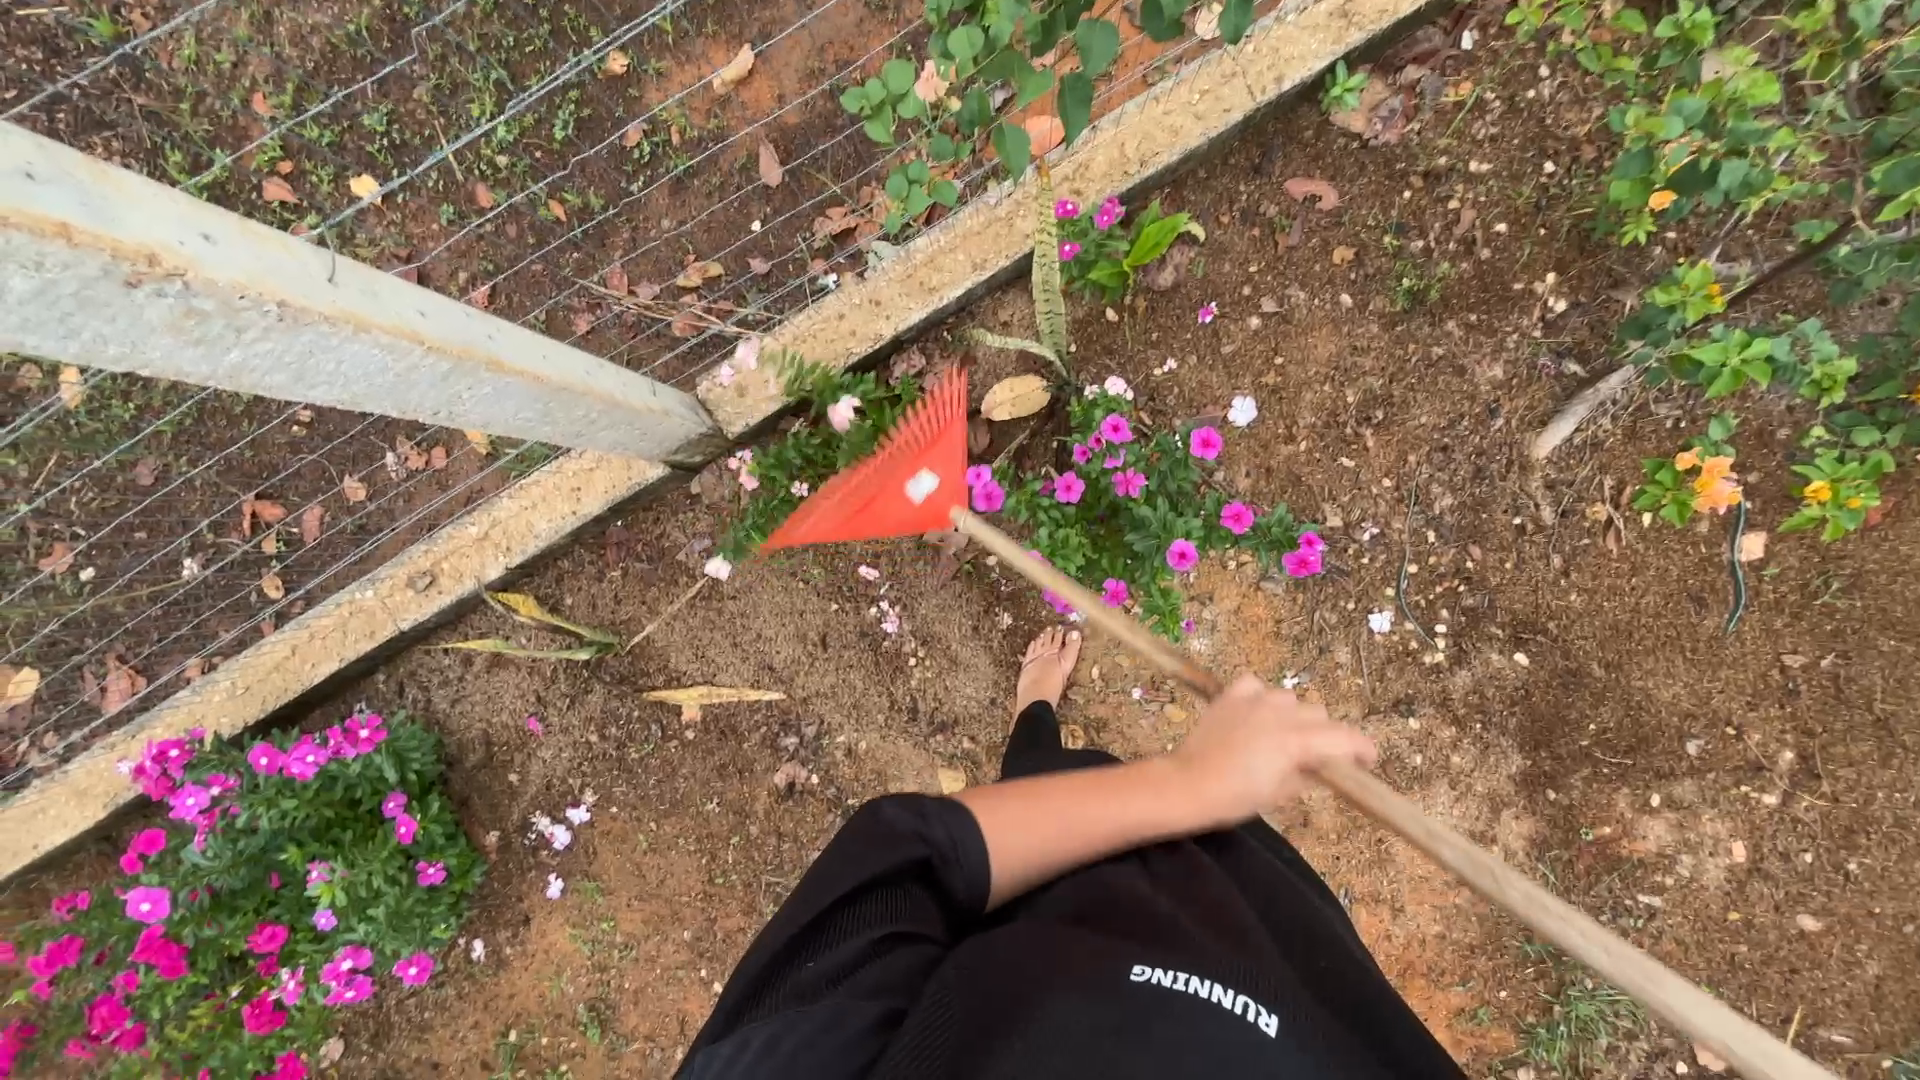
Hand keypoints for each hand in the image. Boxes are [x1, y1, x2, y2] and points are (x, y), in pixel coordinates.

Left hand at [1171, 675, 1377, 823]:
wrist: (1189, 783)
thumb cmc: (1236, 797)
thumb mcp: (1281, 793)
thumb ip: (1307, 775)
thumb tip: (1321, 768)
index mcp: (1295, 741)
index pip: (1343, 737)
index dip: (1361, 748)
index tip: (1366, 760)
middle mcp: (1277, 714)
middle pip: (1318, 714)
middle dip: (1324, 734)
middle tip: (1316, 755)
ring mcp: (1252, 701)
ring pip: (1289, 698)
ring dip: (1293, 715)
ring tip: (1282, 735)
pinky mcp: (1229, 696)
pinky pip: (1254, 685)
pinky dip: (1260, 696)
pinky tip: (1256, 713)